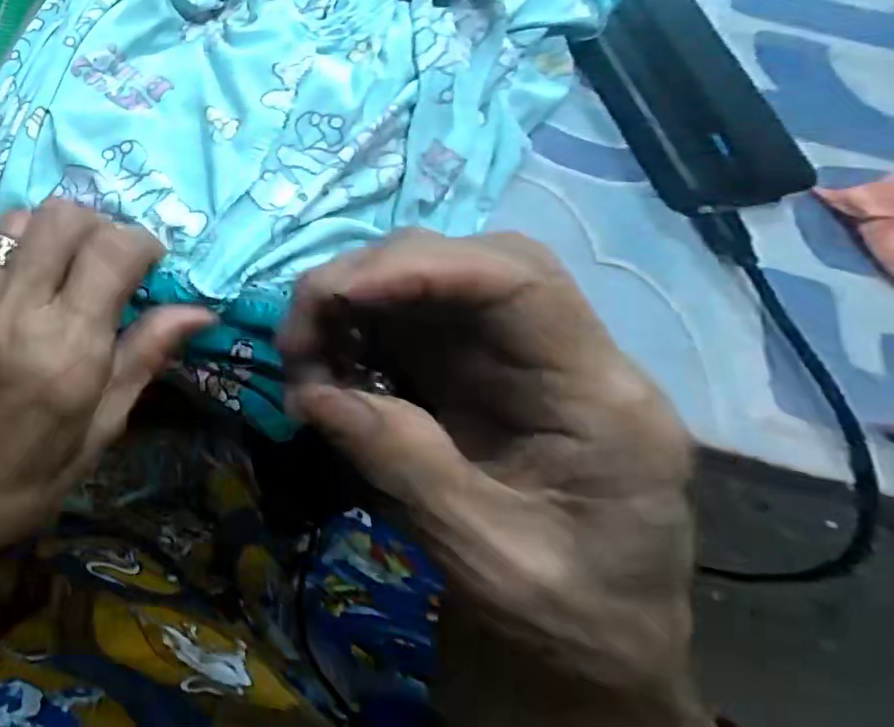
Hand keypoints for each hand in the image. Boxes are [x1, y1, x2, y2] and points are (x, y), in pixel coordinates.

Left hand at [0, 200, 214, 621]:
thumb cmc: (32, 472)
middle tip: (95, 259)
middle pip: (62, 217)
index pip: (113, 249)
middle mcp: (14, 313)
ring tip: (44, 271)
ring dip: (40, 236)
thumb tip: (201, 310)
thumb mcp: (101, 425)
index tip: (143, 261)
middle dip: (92, 227)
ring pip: (13, 221)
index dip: (139, 242)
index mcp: (68, 350)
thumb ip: (145, 355)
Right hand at [277, 231, 710, 726]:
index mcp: (595, 396)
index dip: (419, 267)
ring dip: (341, 303)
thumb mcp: (488, 557)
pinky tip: (321, 368)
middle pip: (456, 258)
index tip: (336, 296)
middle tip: (298, 340)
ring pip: (412, 275)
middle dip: (362, 278)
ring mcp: (496, 351)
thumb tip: (313, 394)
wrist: (572, 636)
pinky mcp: (454, 361)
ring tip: (303, 362)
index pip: (517, 281)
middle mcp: (548, 352)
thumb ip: (407, 468)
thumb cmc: (559, 607)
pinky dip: (341, 327)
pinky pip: (389, 312)